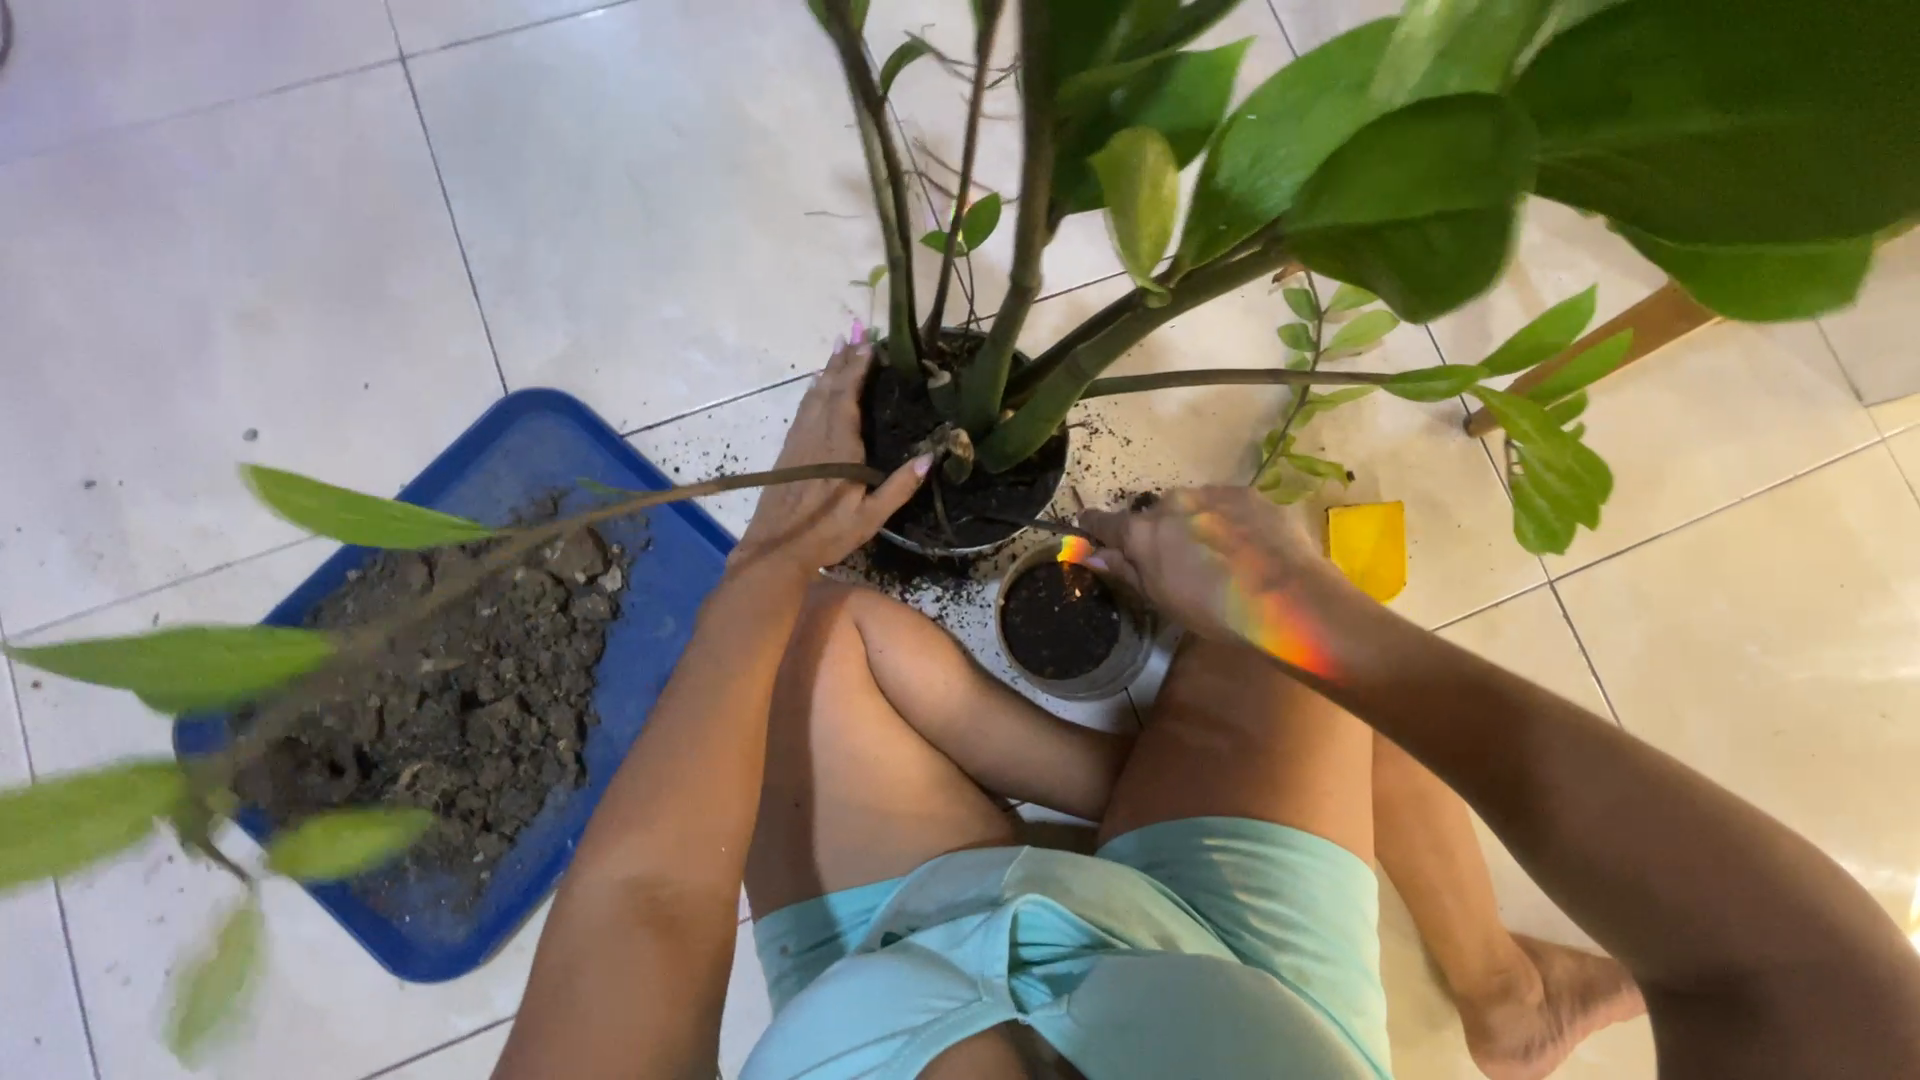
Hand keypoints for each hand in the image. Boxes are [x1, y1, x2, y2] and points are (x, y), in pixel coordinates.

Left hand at [733, 336, 929, 576]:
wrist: (774, 549)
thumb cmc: (826, 535)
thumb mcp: (871, 517)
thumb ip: (899, 487)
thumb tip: (930, 457)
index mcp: (839, 447)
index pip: (849, 396)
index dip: (859, 368)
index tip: (870, 343)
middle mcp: (816, 434)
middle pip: (830, 388)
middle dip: (844, 360)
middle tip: (855, 332)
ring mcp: (798, 441)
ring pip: (813, 396)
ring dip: (828, 370)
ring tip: (838, 347)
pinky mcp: (788, 451)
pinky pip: (803, 409)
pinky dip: (814, 391)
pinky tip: (817, 387)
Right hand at [1079, 487, 1353, 649]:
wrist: (1288, 598)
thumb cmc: (1215, 611)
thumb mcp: (1161, 599)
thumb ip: (1126, 570)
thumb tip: (1093, 553)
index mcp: (1142, 531)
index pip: (1103, 521)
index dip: (1095, 528)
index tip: (1091, 531)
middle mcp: (1171, 502)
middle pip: (1152, 515)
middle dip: (1158, 532)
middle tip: (1177, 562)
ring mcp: (1210, 493)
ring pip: (1190, 507)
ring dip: (1194, 524)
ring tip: (1218, 556)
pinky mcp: (1247, 493)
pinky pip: (1224, 504)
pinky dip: (1226, 520)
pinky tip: (1245, 547)